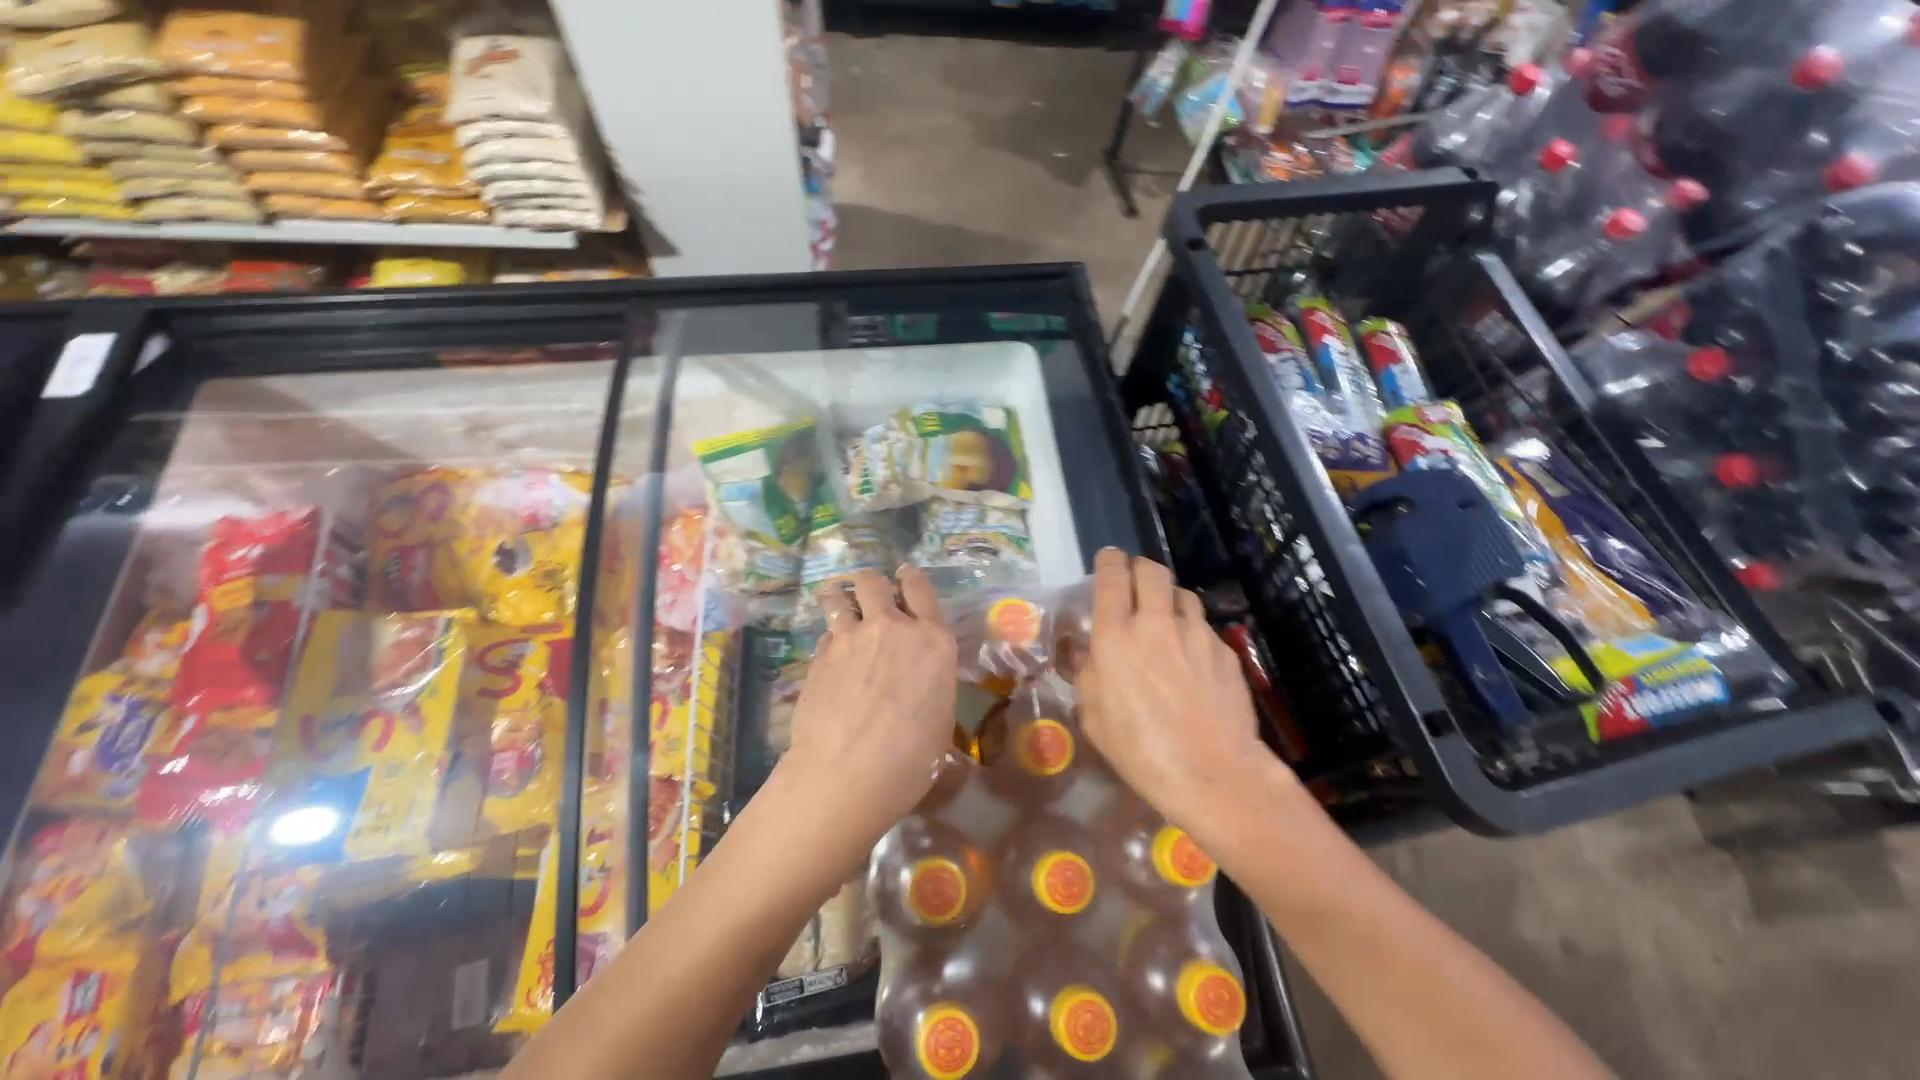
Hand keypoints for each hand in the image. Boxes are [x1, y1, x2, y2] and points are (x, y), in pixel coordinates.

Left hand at [781, 565, 957, 838]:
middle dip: (871, 583)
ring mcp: (850, 639)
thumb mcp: (940, 723)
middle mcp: (892, 628)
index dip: (911, 578)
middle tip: (870, 593)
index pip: (921, 589)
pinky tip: (829, 654)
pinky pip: (825, 633)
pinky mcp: (819, 656)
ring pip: (838, 597)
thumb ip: (931, 690)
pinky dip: (829, 638)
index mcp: (933, 642)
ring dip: (839, 598)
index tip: (904, 575)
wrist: (849, 772)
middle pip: (874, 582)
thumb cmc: (911, 759)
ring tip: (838, 604)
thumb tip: (922, 696)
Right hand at [1075, 549, 1279, 830]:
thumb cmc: (1139, 749)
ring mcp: (1197, 634)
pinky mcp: (1225, 651)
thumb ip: (1086, 674)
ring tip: (1165, 618)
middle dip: (1140, 568)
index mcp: (1116, 636)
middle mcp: (1157, 623)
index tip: (1108, 560)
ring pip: (1183, 595)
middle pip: (1152, 571)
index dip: (1109, 562)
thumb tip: (1083, 651)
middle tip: (1134, 582)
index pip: (1112, 577)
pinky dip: (1192, 632)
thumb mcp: (1093, 716)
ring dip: (1169, 598)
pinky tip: (1191, 659)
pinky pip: (1204, 628)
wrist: (1211, 771)